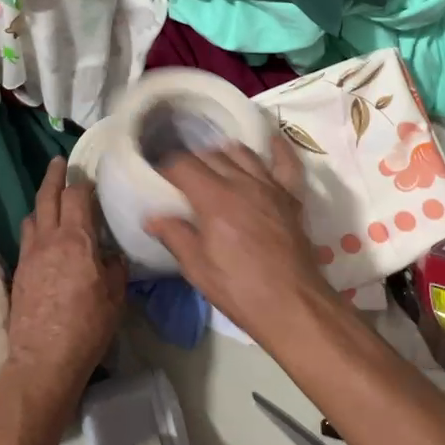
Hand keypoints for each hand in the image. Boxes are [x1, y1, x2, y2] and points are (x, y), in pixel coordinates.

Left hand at [6, 158, 126, 394]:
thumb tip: (111, 255)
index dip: (82, 182)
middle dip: (53, 176)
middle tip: (58, 163)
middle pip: (47, 197)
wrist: (43, 359)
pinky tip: (44, 237)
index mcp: (76, 241)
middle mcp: (49, 240)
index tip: (87, 173)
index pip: (77, 197)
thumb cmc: (87, 328)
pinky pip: (27, 238)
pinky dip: (36, 227)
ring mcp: (29, 255)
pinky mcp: (19, 272)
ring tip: (52, 200)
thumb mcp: (115, 298)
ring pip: (33, 216)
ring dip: (42, 203)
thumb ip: (115, 268)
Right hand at [146, 137, 333, 343]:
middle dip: (191, 161)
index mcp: (213, 199)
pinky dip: (277, 148)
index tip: (159, 178)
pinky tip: (270, 140)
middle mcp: (241, 183)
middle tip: (182, 178)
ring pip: (241, 153)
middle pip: (210, 155)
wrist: (292, 305)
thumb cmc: (239, 289)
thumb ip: (174, 235)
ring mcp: (269, 186)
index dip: (166, 168)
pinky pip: (286, 162)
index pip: (182, 165)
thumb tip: (153, 217)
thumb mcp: (197, 268)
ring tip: (214, 165)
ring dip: (223, 154)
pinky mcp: (291, 196)